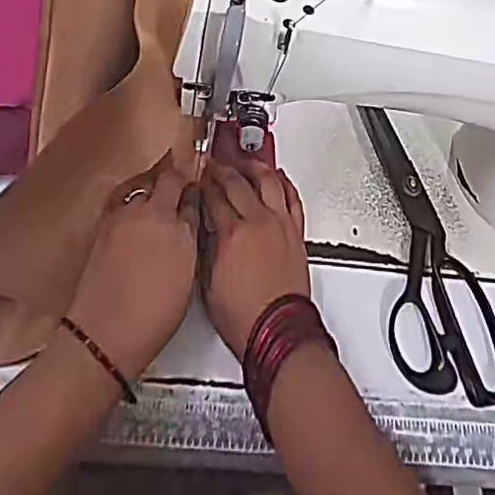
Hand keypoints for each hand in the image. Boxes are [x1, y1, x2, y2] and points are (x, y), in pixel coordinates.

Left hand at [65, 158, 199, 376]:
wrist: (105, 334)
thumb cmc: (152, 316)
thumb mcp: (186, 278)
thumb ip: (189, 238)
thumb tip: (189, 219)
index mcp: (178, 226)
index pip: (191, 191)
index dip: (195, 187)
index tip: (196, 187)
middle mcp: (151, 213)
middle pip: (167, 178)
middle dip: (175, 179)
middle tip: (180, 186)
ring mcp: (124, 217)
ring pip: (143, 187)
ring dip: (152, 190)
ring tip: (157, 205)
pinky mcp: (104, 225)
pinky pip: (123, 201)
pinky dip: (132, 203)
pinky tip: (135, 218)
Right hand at [199, 159, 309, 356]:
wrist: (277, 331)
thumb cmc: (244, 316)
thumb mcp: (208, 283)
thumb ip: (206, 249)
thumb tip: (203, 232)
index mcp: (232, 233)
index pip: (213, 196)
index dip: (204, 184)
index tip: (199, 178)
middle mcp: (257, 222)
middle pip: (238, 183)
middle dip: (223, 171)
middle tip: (215, 166)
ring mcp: (279, 225)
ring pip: (268, 182)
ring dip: (255, 168)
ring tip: (246, 163)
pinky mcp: (295, 233)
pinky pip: (292, 199)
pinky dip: (285, 184)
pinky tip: (279, 178)